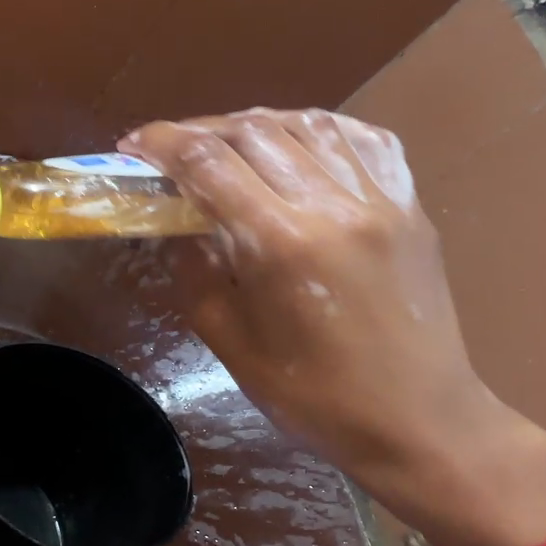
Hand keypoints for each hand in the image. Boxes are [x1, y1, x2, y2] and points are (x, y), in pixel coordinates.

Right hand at [122, 108, 545, 545]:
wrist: (417, 420)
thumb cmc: (304, 390)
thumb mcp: (222, 333)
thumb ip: (193, 266)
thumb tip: (172, 223)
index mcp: (279, 242)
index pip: (208, 162)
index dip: (160, 144)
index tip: (129, 147)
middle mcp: (333, 206)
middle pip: (254, 132)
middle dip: (197, 131)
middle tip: (162, 149)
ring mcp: (381, 201)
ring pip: (309, 125)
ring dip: (251, 125)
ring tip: (217, 142)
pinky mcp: (410, 208)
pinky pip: (364, 141)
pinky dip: (316, 128)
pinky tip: (289, 140)